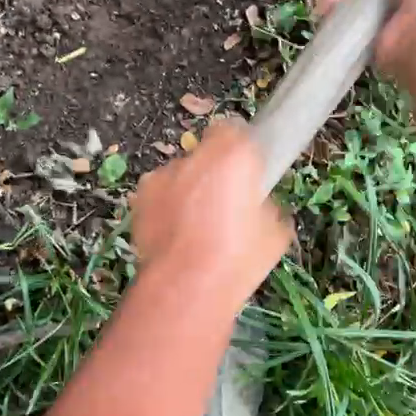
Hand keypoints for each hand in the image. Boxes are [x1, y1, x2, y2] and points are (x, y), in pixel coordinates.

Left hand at [131, 119, 291, 290]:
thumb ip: (265, 204)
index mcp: (235, 156)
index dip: (239, 149)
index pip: (234, 130)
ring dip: (187, 189)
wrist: (185, 285)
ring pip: (180, 173)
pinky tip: (173, 232)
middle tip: (222, 202)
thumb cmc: (237, 259)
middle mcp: (195, 157)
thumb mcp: (274, 232)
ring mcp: (163, 175)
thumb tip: (257, 204)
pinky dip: (165, 205)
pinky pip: (159, 192)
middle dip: (212, 171)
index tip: (245, 171)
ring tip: (194, 225)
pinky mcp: (140, 196)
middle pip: (205, 152)